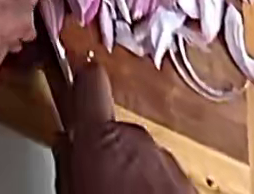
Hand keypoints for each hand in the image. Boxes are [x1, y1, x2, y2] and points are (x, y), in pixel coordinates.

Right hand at [57, 57, 191, 193]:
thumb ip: (67, 164)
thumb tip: (64, 144)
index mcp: (101, 137)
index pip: (90, 82)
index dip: (82, 75)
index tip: (77, 71)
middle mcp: (137, 139)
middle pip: (115, 129)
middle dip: (108, 151)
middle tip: (96, 180)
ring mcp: (167, 161)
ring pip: (141, 155)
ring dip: (133, 173)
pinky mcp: (190, 184)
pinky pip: (163, 176)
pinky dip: (155, 189)